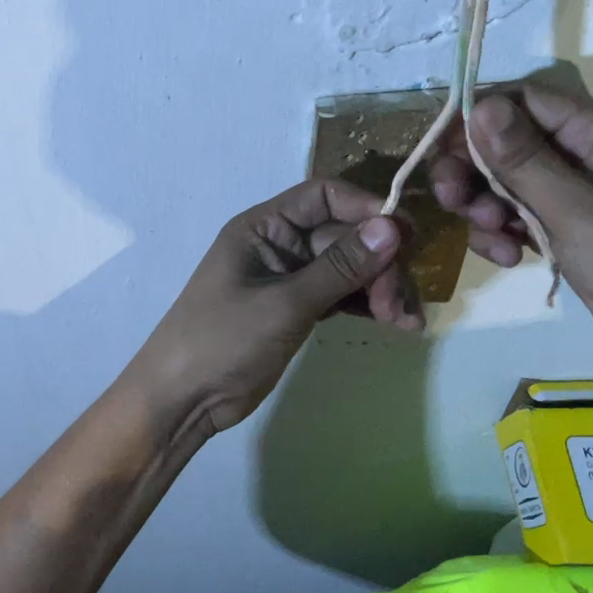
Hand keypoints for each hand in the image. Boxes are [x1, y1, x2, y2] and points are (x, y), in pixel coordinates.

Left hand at [130, 179, 416, 432]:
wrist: (185, 396)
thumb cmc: (223, 339)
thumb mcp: (285, 303)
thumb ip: (339, 266)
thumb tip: (392, 226)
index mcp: (262, 227)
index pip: (322, 196)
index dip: (365, 208)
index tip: (405, 235)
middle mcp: (278, 244)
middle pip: (344, 235)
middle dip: (380, 263)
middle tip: (401, 304)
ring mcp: (288, 278)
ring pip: (349, 268)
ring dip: (382, 287)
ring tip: (407, 323)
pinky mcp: (297, 309)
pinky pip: (342, 294)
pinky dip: (368, 305)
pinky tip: (397, 324)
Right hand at [432, 72, 592, 379]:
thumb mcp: (576, 209)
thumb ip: (522, 158)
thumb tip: (480, 104)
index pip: (524, 99)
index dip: (477, 120)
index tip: (439, 154)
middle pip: (511, 141)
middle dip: (474, 169)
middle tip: (449, 201)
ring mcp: (586, 195)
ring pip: (511, 182)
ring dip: (487, 206)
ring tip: (491, 238)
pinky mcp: (579, 232)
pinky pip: (526, 216)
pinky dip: (507, 233)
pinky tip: (507, 258)